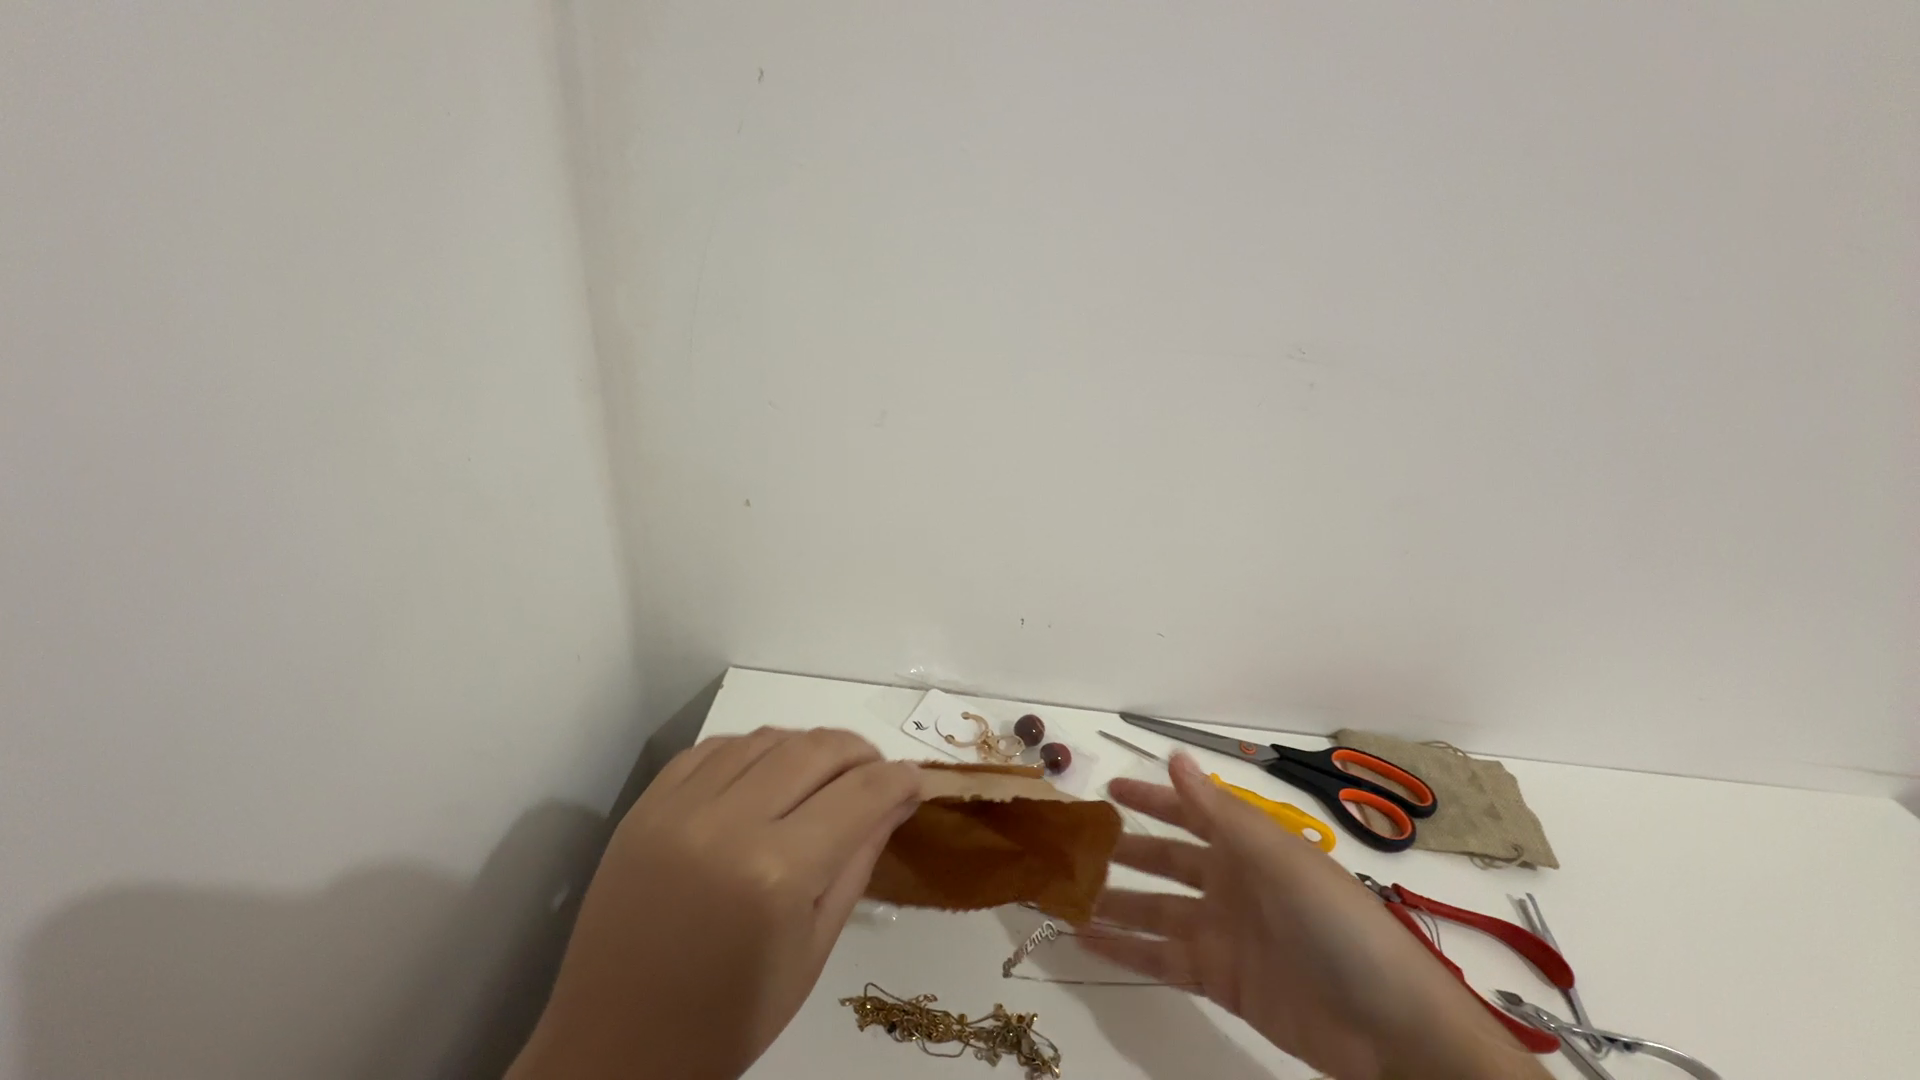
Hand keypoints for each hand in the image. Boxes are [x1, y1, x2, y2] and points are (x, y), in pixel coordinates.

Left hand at [508, 728, 921, 1079]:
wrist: (617, 1045)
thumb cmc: (731, 1015)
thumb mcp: (813, 950)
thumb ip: (856, 863)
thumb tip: (895, 801)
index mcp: (777, 874)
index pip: (860, 796)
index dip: (898, 780)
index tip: (914, 781)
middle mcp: (727, 824)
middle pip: (814, 750)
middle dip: (860, 752)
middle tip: (877, 772)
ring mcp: (678, 809)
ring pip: (765, 738)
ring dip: (808, 745)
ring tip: (826, 770)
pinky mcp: (645, 806)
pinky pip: (713, 749)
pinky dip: (752, 749)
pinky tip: (767, 771)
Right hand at [1083, 753, 1551, 1079]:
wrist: (1386, 1024)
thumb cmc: (1335, 923)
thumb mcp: (1276, 857)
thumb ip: (1218, 810)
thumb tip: (1174, 755)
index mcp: (1249, 847)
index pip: (1191, 812)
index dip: (1154, 798)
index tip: (1110, 789)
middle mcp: (1231, 883)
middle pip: (1166, 860)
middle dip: (1125, 851)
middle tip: (1074, 846)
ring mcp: (1223, 933)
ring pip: (1155, 909)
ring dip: (1114, 902)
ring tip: (1065, 895)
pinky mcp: (1219, 980)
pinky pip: (1161, 958)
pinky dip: (1123, 950)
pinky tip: (1084, 940)